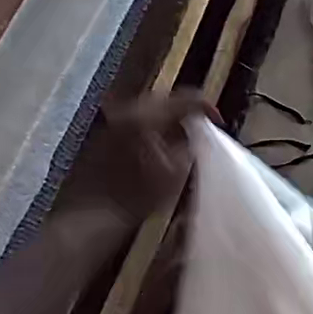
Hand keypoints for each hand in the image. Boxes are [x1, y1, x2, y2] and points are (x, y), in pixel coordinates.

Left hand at [66, 91, 213, 223]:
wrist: (94, 213)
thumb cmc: (139, 196)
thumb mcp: (178, 172)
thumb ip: (192, 146)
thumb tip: (199, 135)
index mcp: (147, 116)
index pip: (184, 99)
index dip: (205, 107)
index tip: (218, 120)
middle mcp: (127, 112)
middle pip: (164, 100)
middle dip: (185, 111)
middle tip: (202, 126)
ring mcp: (112, 123)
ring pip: (148, 110)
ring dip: (167, 120)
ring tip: (183, 137)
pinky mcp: (103, 136)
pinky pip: (134, 122)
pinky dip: (151, 128)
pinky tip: (160, 146)